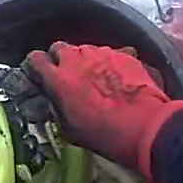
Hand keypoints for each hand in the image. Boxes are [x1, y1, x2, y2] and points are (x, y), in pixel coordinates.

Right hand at [25, 43, 182, 177]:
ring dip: (85, 60)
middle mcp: (76, 59)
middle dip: (61, 59)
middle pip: (59, 48)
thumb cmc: (105, 134)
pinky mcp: (122, 53)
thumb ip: (56, 108)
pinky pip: (108, 53)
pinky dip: (108, 62)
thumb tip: (52, 101)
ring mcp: (100, 53)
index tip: (40, 73)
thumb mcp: (70, 129)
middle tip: (68, 75)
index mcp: (58, 78)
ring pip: (84, 49)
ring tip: (95, 78)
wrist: (146, 126)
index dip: (36, 65)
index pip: (35, 59)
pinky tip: (115, 78)